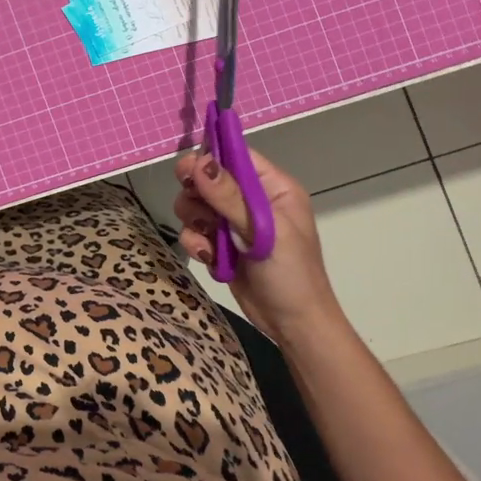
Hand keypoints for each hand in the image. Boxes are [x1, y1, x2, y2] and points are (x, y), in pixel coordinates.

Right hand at [173, 148, 342, 341]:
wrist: (292, 324)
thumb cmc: (290, 273)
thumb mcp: (262, 232)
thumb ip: (229, 196)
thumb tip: (199, 162)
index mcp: (273, 189)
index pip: (236, 156)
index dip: (210, 159)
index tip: (187, 172)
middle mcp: (252, 200)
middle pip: (208, 177)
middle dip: (197, 194)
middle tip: (198, 211)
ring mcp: (234, 222)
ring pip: (195, 203)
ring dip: (194, 220)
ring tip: (209, 240)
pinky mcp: (220, 243)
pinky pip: (193, 230)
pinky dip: (195, 242)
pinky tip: (209, 257)